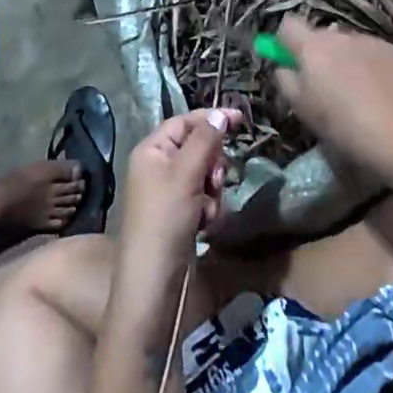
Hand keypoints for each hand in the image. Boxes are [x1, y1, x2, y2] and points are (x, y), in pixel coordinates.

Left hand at [120, 109, 243, 262]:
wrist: (156, 280)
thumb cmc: (165, 218)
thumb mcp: (185, 174)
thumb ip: (205, 140)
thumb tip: (219, 112)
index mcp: (151, 150)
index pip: (184, 122)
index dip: (211, 119)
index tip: (241, 120)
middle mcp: (157, 166)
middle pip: (197, 148)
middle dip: (212, 164)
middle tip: (213, 181)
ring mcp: (168, 192)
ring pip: (204, 175)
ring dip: (212, 190)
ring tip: (207, 210)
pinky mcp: (179, 214)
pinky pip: (203, 198)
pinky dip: (209, 208)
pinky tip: (205, 224)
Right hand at [271, 16, 392, 175]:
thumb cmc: (344, 126)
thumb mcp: (301, 109)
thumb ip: (286, 81)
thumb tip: (286, 68)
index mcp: (312, 47)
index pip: (288, 25)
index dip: (284, 42)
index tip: (289, 64)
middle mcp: (340, 36)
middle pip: (319, 37)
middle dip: (316, 55)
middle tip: (322, 88)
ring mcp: (370, 41)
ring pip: (346, 46)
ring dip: (343, 61)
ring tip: (355, 95)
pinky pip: (370, 54)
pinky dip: (367, 67)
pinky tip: (378, 95)